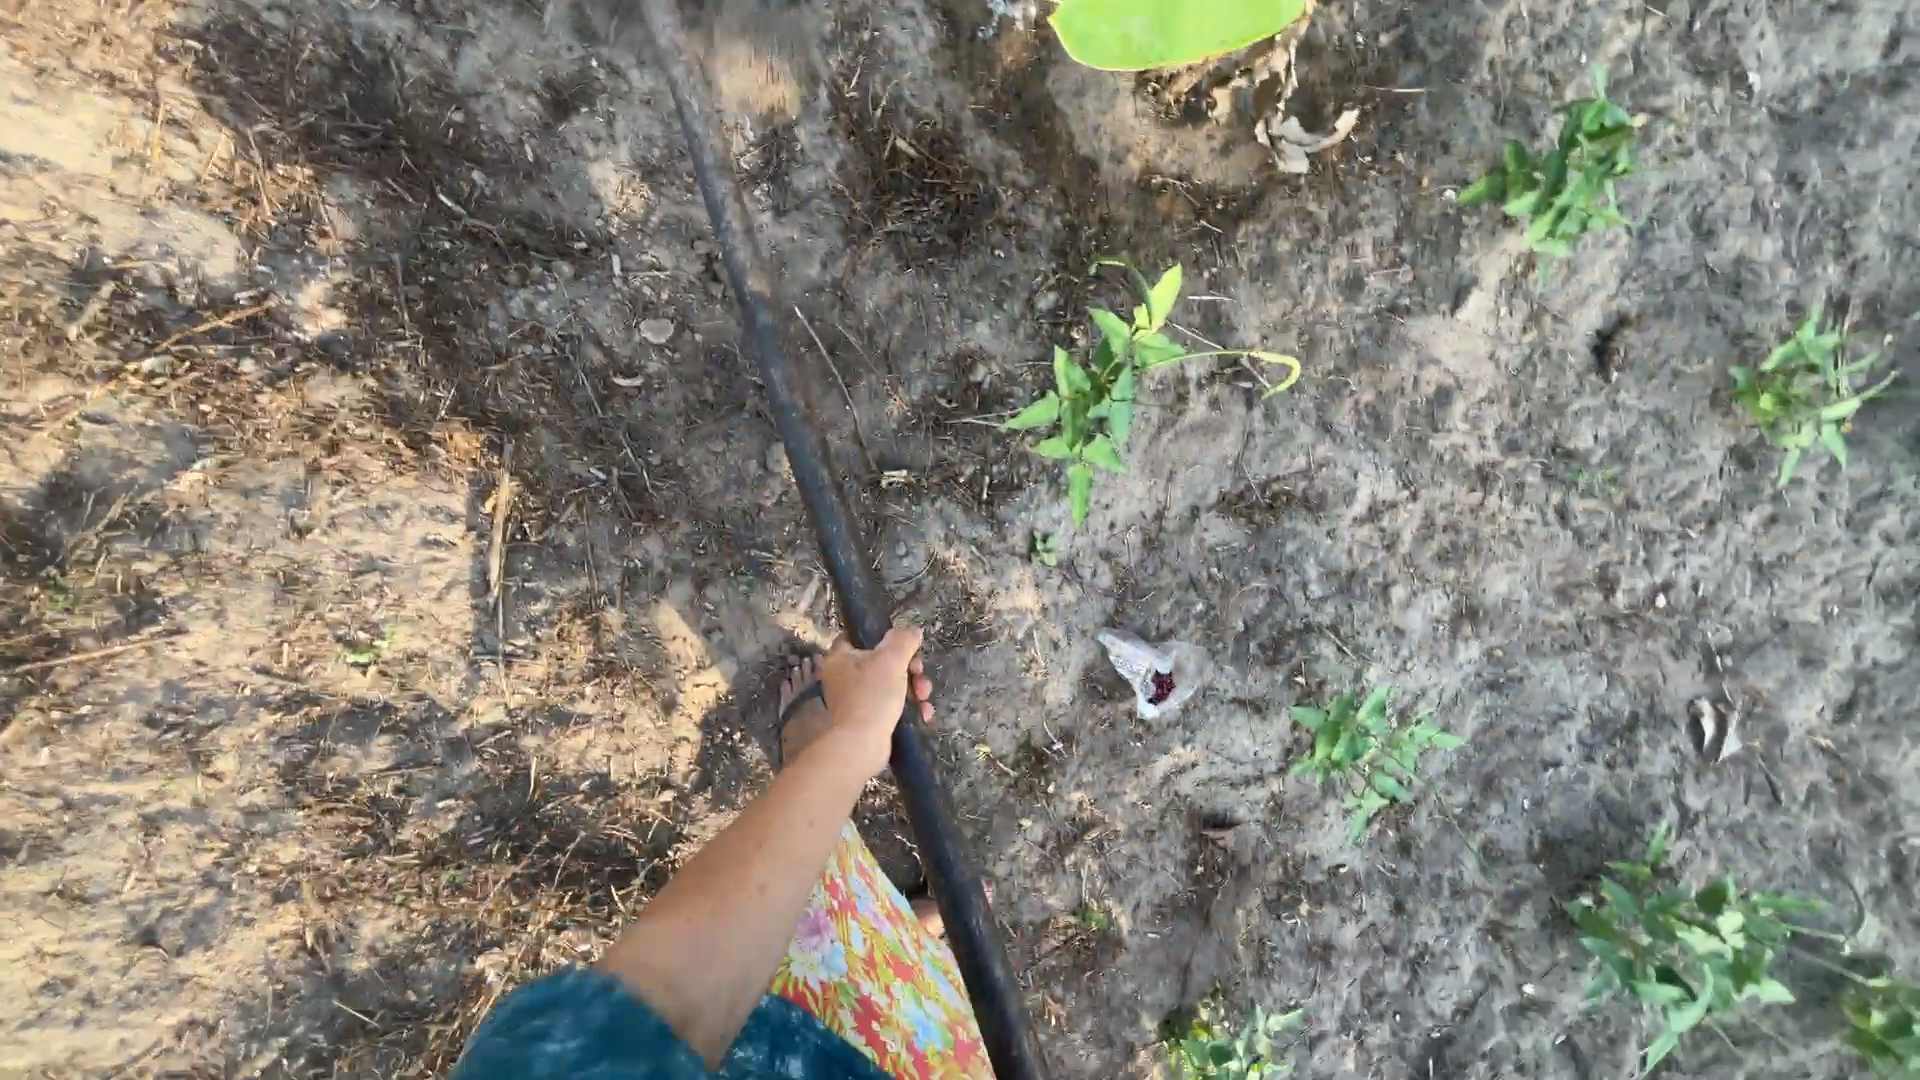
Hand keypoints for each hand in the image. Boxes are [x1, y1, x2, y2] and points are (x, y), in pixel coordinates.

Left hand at [810, 626, 931, 780]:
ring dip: (914, 688)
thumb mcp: (891, 659)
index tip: (903, 644)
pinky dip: (909, 707)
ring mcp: (856, 699)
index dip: (882, 636)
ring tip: (924, 698)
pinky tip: (923, 714)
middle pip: (882, 660)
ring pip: (891, 683)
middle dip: (909, 668)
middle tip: (919, 674)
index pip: (858, 635)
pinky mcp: (868, 718)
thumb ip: (904, 640)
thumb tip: (913, 630)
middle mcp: (845, 676)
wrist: (861, 745)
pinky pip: (892, 705)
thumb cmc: (872, 696)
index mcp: (841, 657)